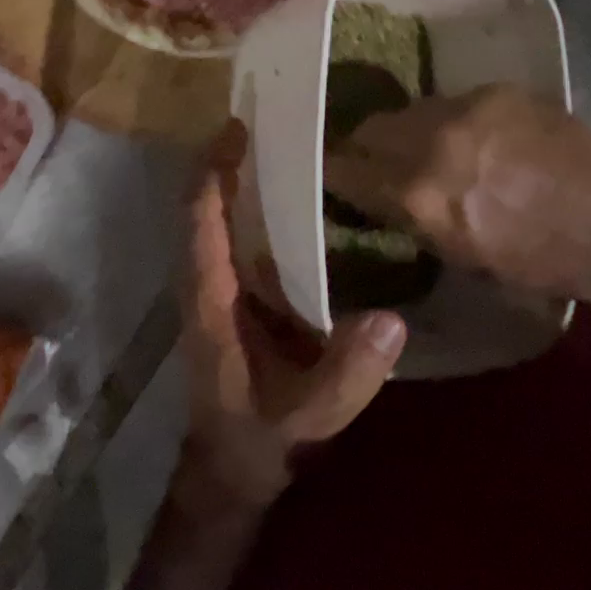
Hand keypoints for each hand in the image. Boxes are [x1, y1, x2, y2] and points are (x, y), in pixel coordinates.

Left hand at [181, 119, 406, 511]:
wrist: (233, 469)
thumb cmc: (259, 437)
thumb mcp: (304, 416)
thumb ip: (344, 377)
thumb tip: (389, 320)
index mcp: (211, 298)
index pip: (201, 220)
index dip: (213, 171)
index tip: (238, 128)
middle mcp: (206, 282)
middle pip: (202, 206)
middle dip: (224, 161)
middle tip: (268, 120)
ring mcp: (217, 289)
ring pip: (215, 219)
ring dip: (237, 180)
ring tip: (284, 144)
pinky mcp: (233, 299)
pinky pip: (235, 239)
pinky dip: (252, 209)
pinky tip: (297, 200)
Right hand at [321, 84, 590, 298]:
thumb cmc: (534, 258)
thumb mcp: (454, 251)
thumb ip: (405, 213)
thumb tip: (372, 192)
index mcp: (417, 194)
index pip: (343, 168)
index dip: (331, 173)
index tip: (329, 177)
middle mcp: (430, 143)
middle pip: (368, 129)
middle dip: (364, 147)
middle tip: (373, 163)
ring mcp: (463, 110)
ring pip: (409, 112)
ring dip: (408, 132)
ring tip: (429, 150)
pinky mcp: (494, 91)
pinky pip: (451, 104)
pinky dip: (451, 122)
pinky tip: (476, 141)